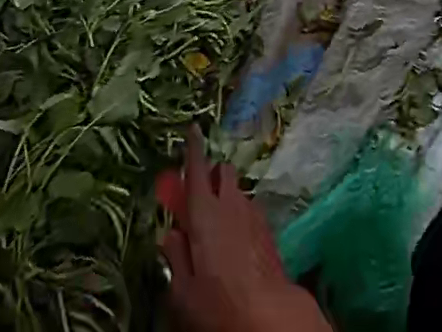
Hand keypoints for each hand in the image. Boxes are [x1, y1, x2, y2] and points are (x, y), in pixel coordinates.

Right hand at [158, 126, 331, 331]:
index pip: (197, 168)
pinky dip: (238, 213)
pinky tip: (233, 239)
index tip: (192, 128)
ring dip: (224, 196)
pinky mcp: (267, 228)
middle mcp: (230, 203)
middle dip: (211, 174)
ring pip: (236, 190)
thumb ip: (175, 255)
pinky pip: (248, 208)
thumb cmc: (219, 301)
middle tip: (197, 196)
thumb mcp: (183, 288)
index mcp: (204, 212)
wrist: (270, 313)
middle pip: (222, 170)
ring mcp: (252, 213)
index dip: (193, 146)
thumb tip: (171, 234)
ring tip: (215, 225)